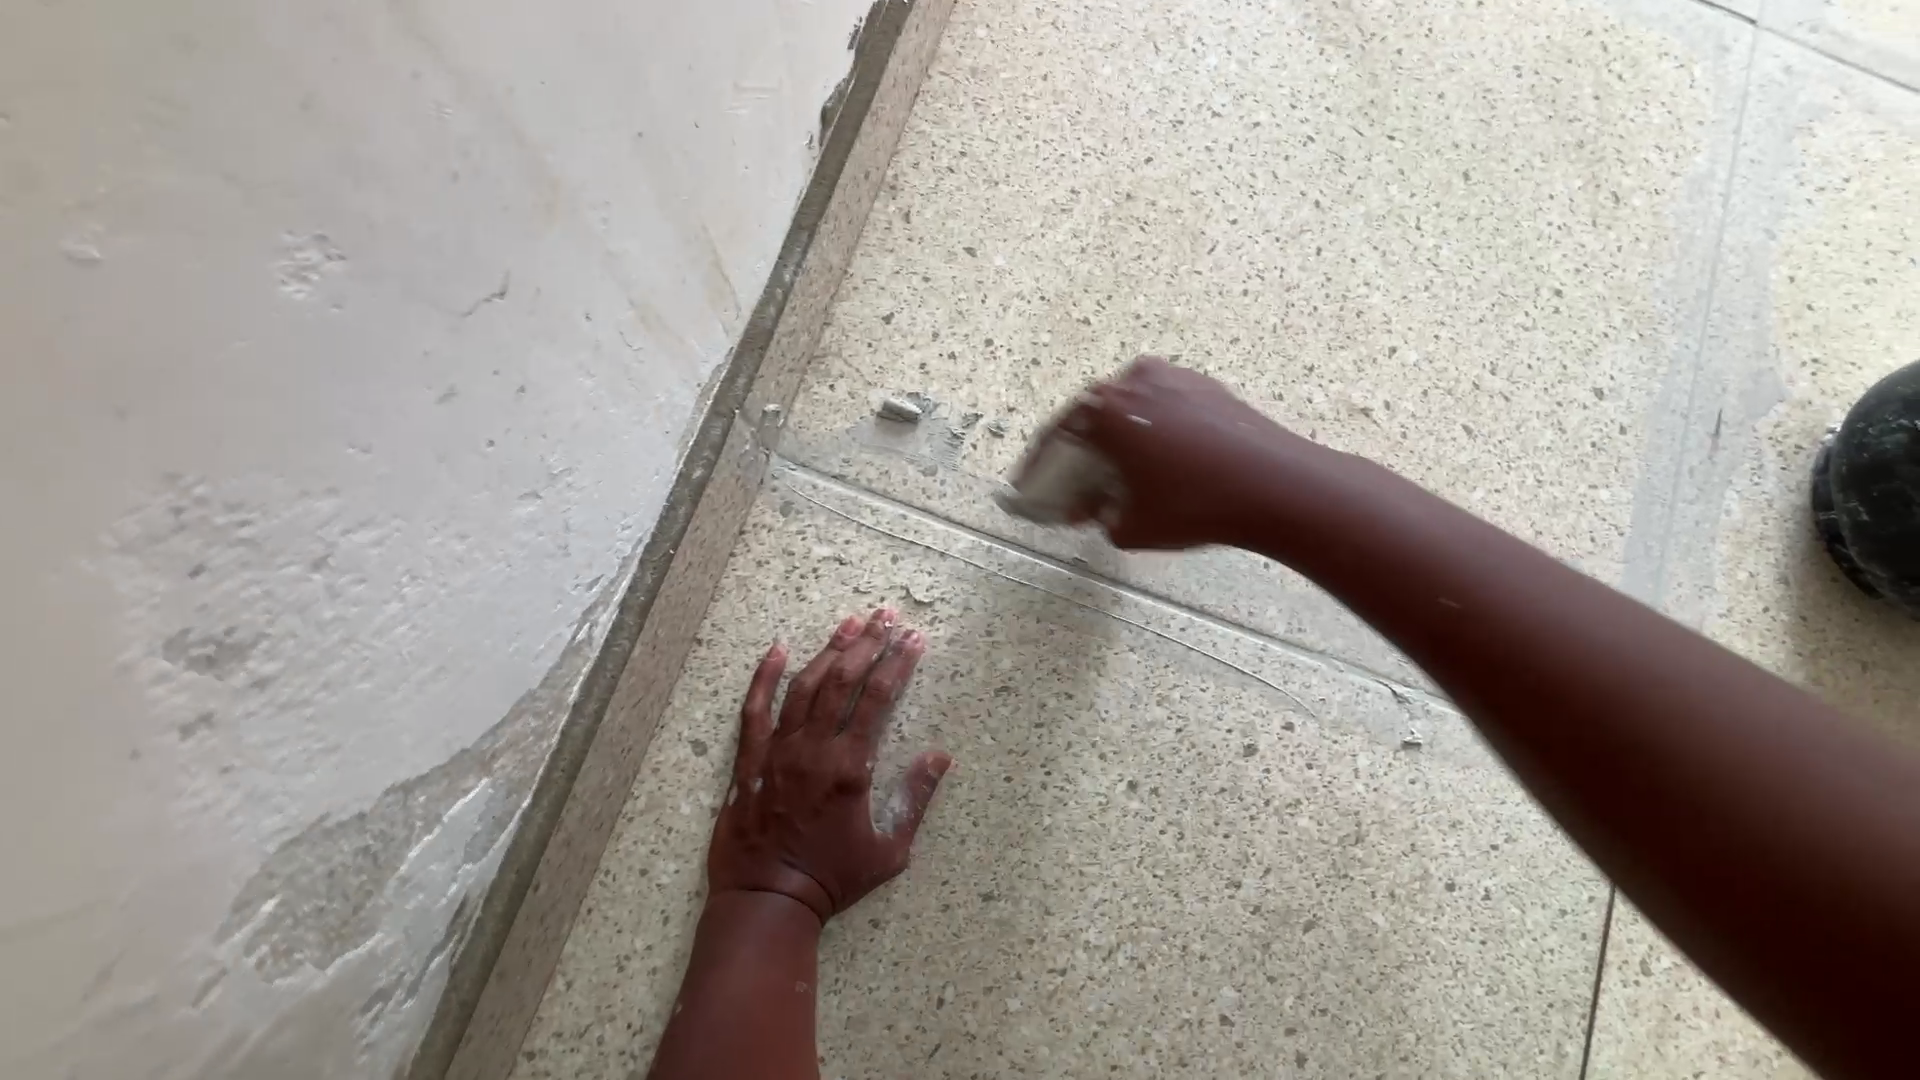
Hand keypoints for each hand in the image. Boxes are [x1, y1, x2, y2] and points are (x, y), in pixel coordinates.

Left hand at [706, 608, 952, 921]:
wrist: (767, 901)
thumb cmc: (833, 880)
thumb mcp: (889, 850)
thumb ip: (916, 799)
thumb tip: (941, 756)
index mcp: (850, 768)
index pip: (879, 699)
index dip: (899, 663)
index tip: (914, 638)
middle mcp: (814, 749)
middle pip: (842, 681)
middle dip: (868, 644)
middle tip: (886, 616)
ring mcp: (777, 751)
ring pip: (803, 686)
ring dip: (828, 651)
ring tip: (849, 623)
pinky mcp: (749, 760)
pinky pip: (754, 710)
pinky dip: (764, 677)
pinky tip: (777, 649)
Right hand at [1043, 355, 1314, 549]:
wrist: (1279, 486)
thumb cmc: (1195, 505)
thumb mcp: (1132, 526)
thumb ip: (1099, 516)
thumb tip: (1093, 510)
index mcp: (1105, 408)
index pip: (1055, 436)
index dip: (1039, 468)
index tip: (1029, 489)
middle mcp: (1135, 381)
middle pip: (1092, 419)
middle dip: (1081, 456)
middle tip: (1074, 488)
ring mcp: (1174, 379)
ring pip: (1130, 412)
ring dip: (1118, 443)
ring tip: (1117, 479)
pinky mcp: (1207, 387)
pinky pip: (1162, 411)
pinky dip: (1151, 434)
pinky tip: (1158, 464)